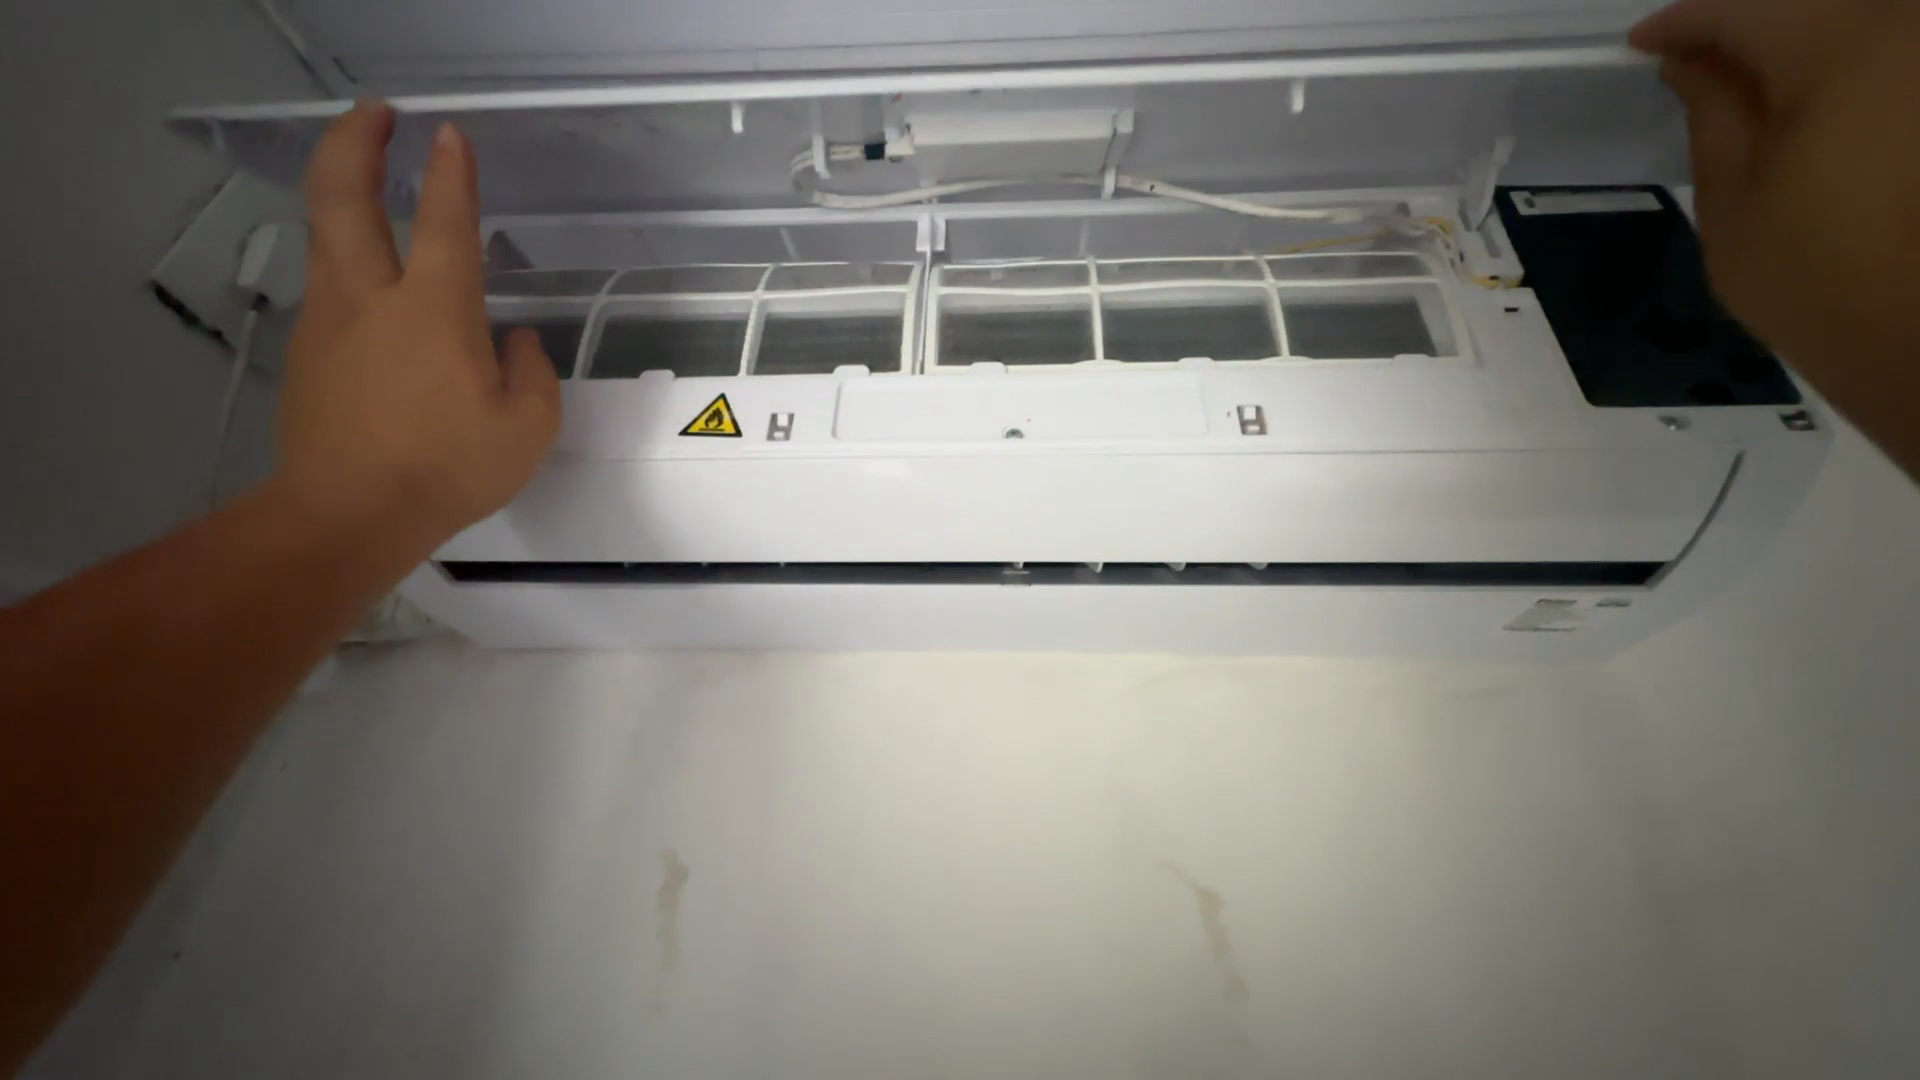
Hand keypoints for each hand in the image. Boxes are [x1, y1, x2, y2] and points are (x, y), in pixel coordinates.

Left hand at [273, 101, 559, 551]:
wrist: (349, 513)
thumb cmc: (450, 468)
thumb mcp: (529, 427)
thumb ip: (532, 371)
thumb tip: (514, 340)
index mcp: (435, 312)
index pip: (446, 224)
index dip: (452, 175)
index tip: (451, 135)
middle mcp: (372, 298)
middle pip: (342, 196)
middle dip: (356, 143)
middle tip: (376, 115)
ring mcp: (329, 320)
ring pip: (324, 234)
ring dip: (341, 192)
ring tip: (367, 183)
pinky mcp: (308, 350)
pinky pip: (330, 287)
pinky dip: (347, 260)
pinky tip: (374, 286)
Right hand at [1630, 0, 1919, 372]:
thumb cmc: (1809, 273)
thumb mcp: (1731, 196)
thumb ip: (1715, 110)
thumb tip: (1689, 59)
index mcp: (1848, 49)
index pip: (1749, 7)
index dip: (1687, 21)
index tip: (1643, 42)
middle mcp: (1916, 26)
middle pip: (1815, 3)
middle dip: (1749, 20)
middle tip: (1697, 54)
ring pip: (1861, 21)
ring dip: (1800, 38)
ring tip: (1749, 74)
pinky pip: (1890, 48)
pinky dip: (1847, 56)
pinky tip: (1812, 90)